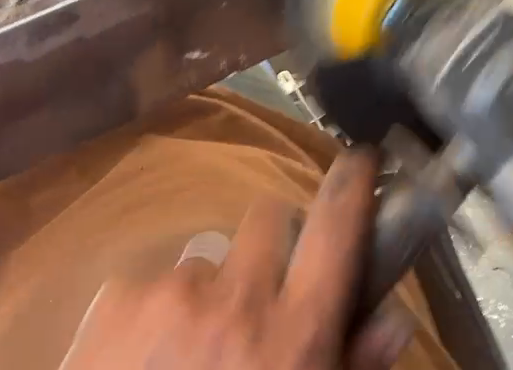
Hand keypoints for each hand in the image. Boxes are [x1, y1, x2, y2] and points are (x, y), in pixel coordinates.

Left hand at [59, 150, 418, 369]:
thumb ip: (349, 364)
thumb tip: (393, 317)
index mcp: (291, 338)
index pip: (334, 234)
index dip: (351, 188)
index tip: (359, 162)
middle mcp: (235, 300)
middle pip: (267, 220)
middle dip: (271, 247)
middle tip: (260, 296)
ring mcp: (172, 292)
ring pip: (208, 260)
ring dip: (211, 292)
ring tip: (194, 350)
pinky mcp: (119, 295)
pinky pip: (155, 283)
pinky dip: (159, 312)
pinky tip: (150, 359)